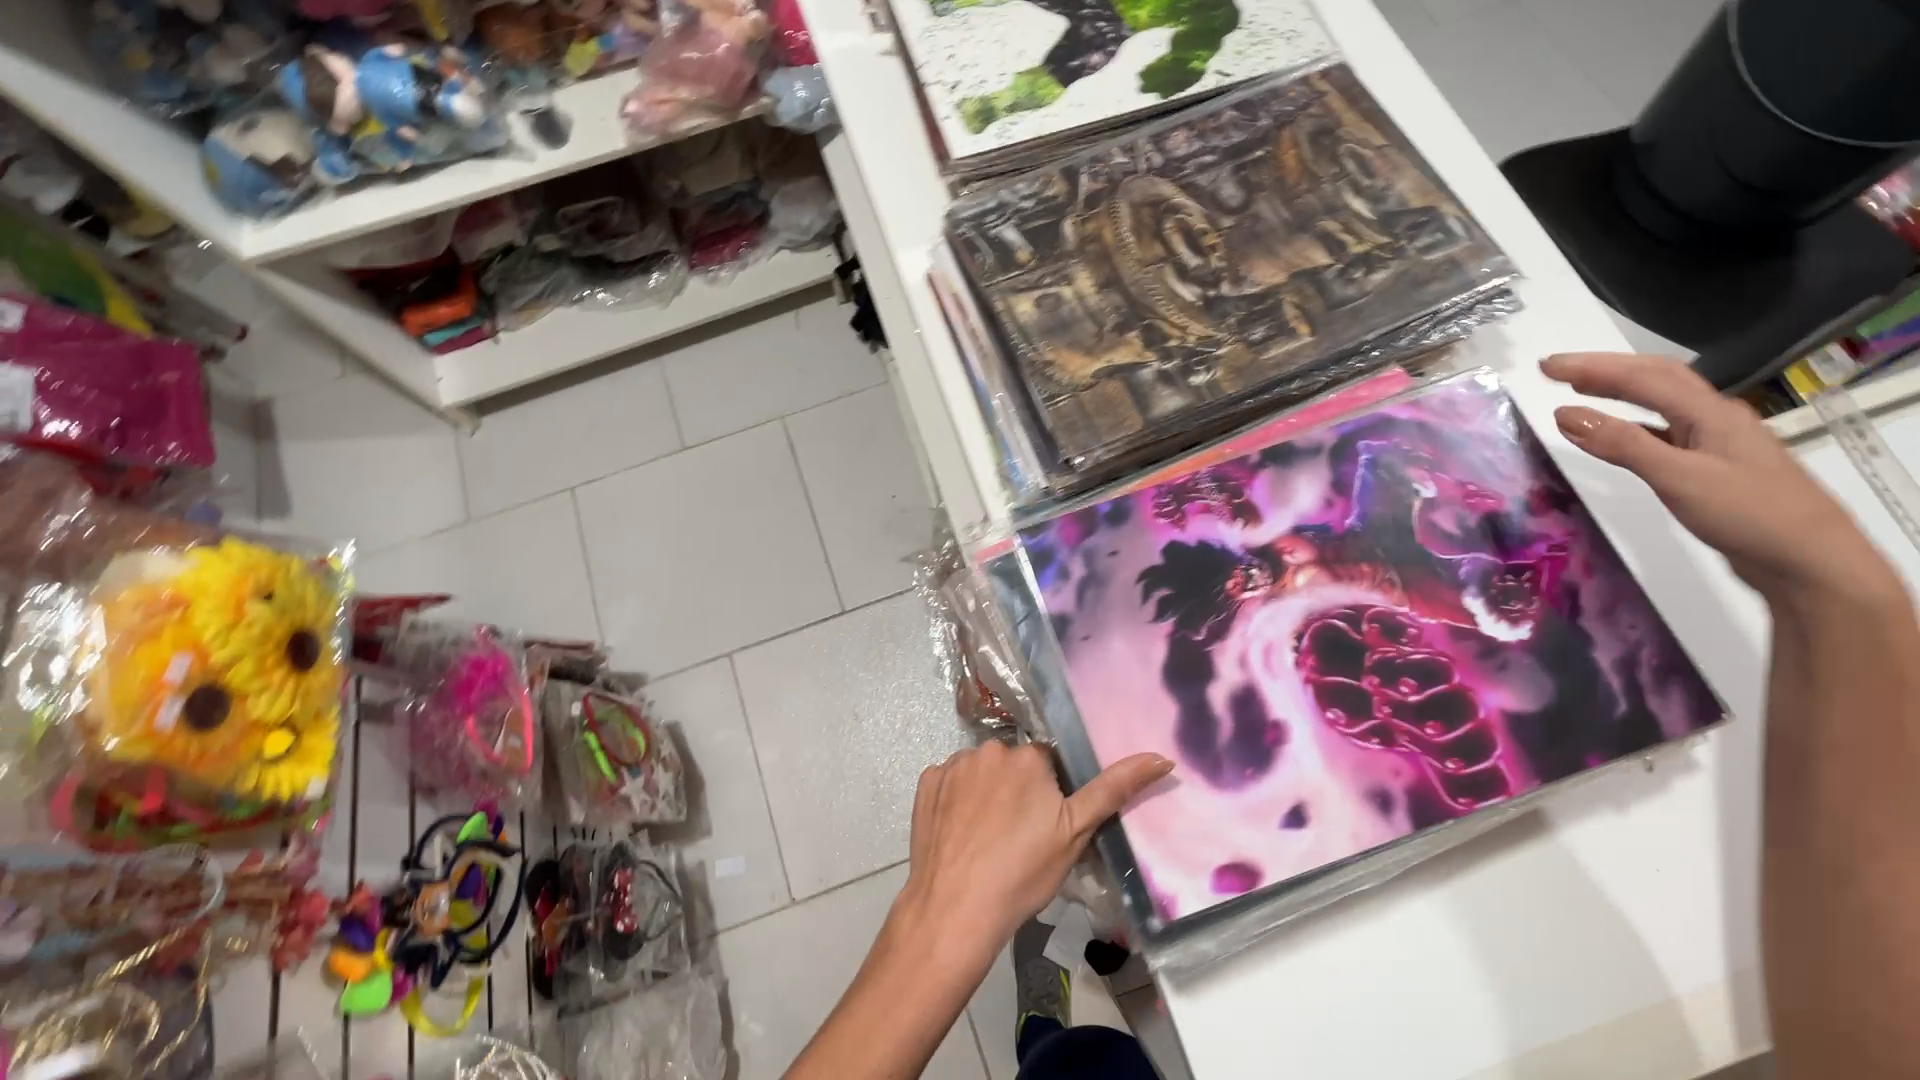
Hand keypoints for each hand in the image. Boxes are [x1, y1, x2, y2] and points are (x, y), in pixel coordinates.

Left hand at [896, 742, 1171, 955]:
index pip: (1047, 765)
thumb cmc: (1022, 872)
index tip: (1043, 828)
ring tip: (986, 840)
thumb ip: (1115, 788)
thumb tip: (1161, 757)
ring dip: (985, 793)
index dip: (1048, 796)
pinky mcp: (926, 784)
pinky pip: (949, 783)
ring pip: (980, 773)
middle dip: (1016, 790)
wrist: (956, 907)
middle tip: (1016, 837)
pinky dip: (956, 801)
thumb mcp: (1077, 832)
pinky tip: (960, 834)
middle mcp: (989, 749)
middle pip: (1011, 765)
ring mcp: (953, 766)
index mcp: (1029, 757)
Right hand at [1541, 352, 1898, 606]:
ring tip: (1580, 390)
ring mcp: (1715, 443)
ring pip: (1662, 403)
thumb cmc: (1747, 514)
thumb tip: (1566, 414)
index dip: (1592, 369)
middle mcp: (1714, 419)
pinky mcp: (1711, 468)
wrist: (1808, 560)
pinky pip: (1664, 432)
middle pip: (1656, 379)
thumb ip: (1621, 444)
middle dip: (1605, 370)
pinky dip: (1632, 425)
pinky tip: (1614, 435)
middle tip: (1558, 370)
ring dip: (1619, 391)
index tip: (1546, 367)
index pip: (1642, 379)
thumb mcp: (1678, 477)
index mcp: (1710, 413)